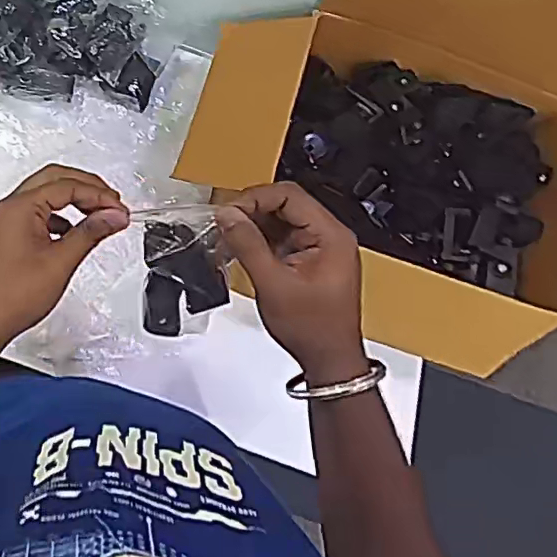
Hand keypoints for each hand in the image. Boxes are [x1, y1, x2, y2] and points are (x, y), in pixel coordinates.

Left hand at [0, 165, 129, 348]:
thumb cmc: (10, 297)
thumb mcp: (61, 262)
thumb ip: (91, 233)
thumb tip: (112, 215)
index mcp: (20, 208)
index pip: (68, 186)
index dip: (98, 195)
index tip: (118, 208)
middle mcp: (10, 209)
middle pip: (56, 179)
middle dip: (88, 188)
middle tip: (112, 201)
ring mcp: (7, 221)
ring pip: (46, 194)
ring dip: (74, 200)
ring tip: (98, 215)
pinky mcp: (8, 234)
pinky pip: (39, 213)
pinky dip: (61, 216)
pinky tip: (75, 231)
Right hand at [215, 182, 365, 380]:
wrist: (329, 360)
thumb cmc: (313, 329)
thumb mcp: (273, 285)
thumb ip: (248, 245)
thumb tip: (228, 215)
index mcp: (331, 235)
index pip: (289, 196)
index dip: (255, 199)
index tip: (230, 212)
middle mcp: (330, 235)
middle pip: (285, 204)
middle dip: (252, 212)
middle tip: (225, 225)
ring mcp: (321, 246)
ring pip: (281, 220)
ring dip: (254, 226)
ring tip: (229, 239)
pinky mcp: (310, 258)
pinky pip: (282, 237)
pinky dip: (261, 241)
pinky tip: (242, 250)